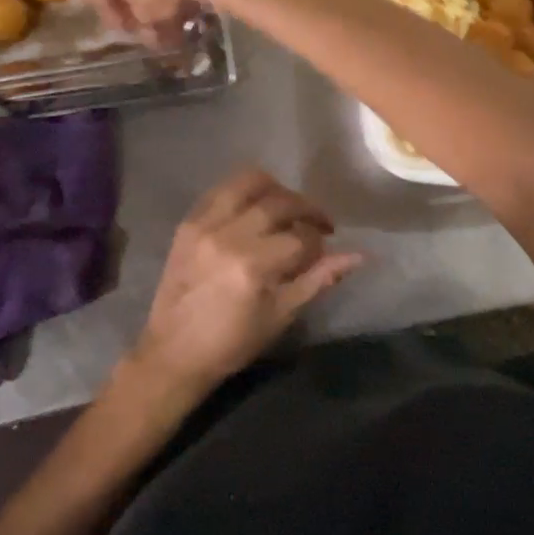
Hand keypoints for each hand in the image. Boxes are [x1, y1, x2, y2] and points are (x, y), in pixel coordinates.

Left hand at [131, 167, 362, 393]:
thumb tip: (359, 256)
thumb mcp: (281, 316)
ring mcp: (204, 225)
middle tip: (319, 223)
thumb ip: (319, 279)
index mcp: (253, 265)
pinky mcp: (187, 223)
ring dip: (276, 189)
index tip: (325, 251)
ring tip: (288, 207)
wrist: (174, 352)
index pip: (301, 237)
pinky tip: (255, 208)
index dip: (319, 242)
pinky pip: (220, 190)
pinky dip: (243, 192)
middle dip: (307, 209)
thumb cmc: (232, 342)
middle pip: (279, 202)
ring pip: (248, 182)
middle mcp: (228, 236)